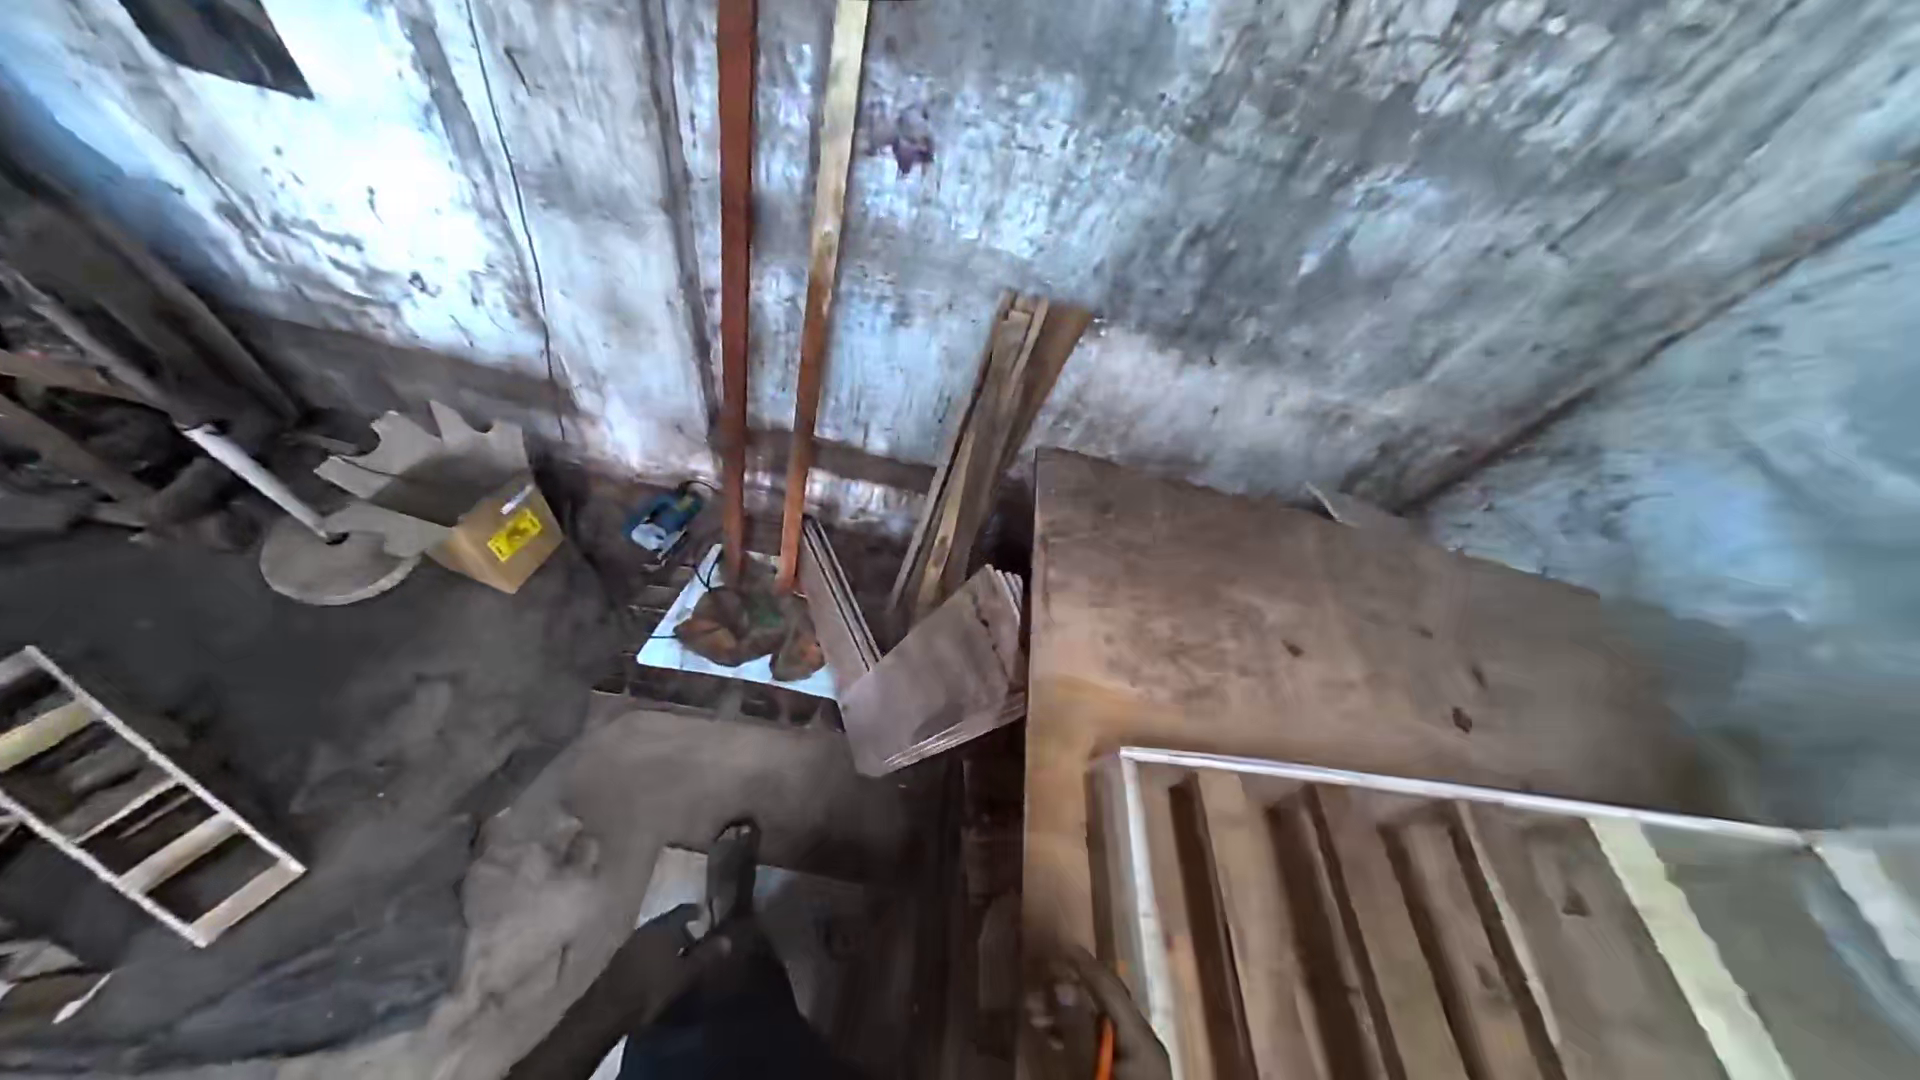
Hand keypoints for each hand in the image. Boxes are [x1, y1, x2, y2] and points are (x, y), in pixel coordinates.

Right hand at [1022, 945, 1171, 1079]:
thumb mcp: (1093, 1072)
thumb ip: (1077, 1031)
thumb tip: (1060, 984)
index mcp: (1140, 1039)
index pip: (1110, 988)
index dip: (1084, 964)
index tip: (1060, 944)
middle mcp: (1141, 1043)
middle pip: (1105, 1001)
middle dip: (1071, 985)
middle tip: (1041, 974)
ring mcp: (1135, 1061)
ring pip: (1098, 1021)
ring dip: (1066, 1010)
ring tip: (1035, 1008)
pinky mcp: (1124, 1073)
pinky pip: (1099, 1042)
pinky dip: (1074, 1033)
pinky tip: (1050, 1033)